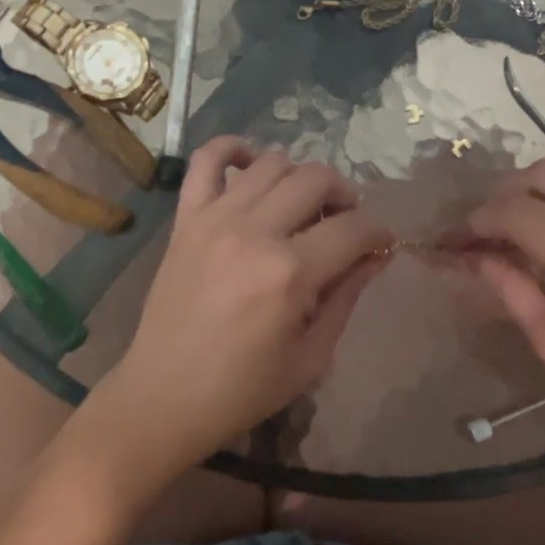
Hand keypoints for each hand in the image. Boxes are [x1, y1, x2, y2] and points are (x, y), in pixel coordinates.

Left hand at [91, 138, 392, 478]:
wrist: (164, 394)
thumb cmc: (243, 389)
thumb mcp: (311, 358)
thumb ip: (345, 297)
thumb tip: (374, 255)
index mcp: (289, 274)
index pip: (353, 228)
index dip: (378, 233)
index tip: (380, 245)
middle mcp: (253, 233)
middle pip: (316, 180)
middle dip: (345, 196)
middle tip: (344, 224)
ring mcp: (214, 219)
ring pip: (272, 163)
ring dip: (299, 176)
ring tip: (303, 205)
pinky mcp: (185, 220)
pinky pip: (206, 161)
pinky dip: (232, 149)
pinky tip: (252, 163)